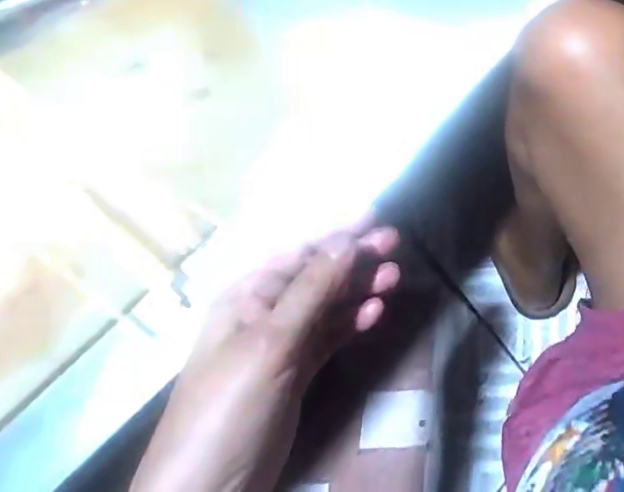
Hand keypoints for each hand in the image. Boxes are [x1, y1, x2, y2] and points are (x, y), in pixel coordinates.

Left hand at [131, 223, 401, 491]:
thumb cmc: (228, 408)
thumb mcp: (269, 344)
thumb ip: (311, 290)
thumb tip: (346, 240)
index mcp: (246, 298)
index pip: (298, 252)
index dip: (336, 233)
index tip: (374, 215)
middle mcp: (264, 314)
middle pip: (317, 274)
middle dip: (354, 258)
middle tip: (394, 244)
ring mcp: (281, 345)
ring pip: (328, 304)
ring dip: (360, 288)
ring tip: (393, 278)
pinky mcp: (295, 374)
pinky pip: (329, 336)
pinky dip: (352, 322)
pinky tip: (375, 314)